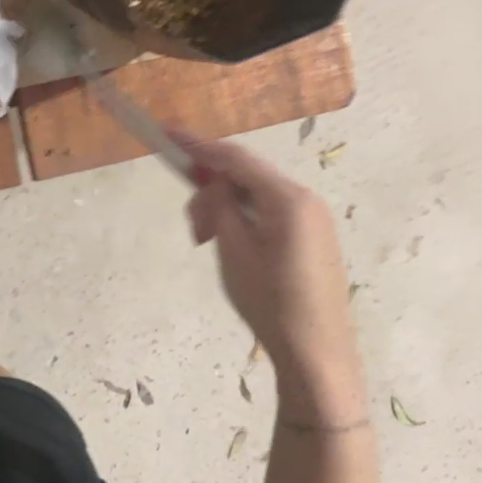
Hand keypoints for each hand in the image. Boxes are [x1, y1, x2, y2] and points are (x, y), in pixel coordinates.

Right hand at [181, 136, 360, 402]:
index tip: (166, 132)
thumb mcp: (233, 251)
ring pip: (254, 194)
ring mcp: (312, 218)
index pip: (235, 159)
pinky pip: (268, 211)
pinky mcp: (311, 235)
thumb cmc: (269, 302)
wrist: (315, 349)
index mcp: (288, 200)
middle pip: (245, 175)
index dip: (198, 145)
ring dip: (223, 208)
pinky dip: (241, 218)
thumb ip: (220, 207)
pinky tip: (230, 245)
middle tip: (193, 231)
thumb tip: (211, 178)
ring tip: (208, 244)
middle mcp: (305, 200)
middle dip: (209, 190)